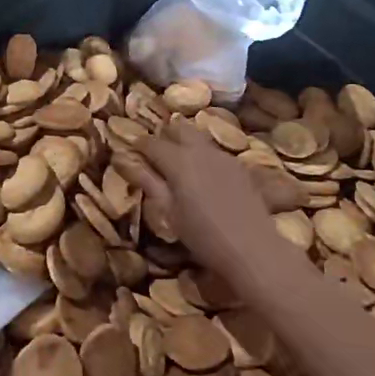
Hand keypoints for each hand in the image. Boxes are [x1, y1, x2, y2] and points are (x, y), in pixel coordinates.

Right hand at [114, 121, 279, 281]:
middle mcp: (200, 150)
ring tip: (178, 162)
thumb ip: (148, 181)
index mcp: (178, 160)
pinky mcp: (239, 165)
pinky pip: (215, 150)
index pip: (152, 142)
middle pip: (178, 128)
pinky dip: (203, 154)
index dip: (139, 144)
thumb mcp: (168, 211)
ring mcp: (223, 155)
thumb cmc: (202, 235)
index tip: (131, 149)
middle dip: (164, 134)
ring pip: (199, 137)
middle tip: (155, 152)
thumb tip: (123, 160)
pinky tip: (204, 175)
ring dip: (185, 141)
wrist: (251, 247)